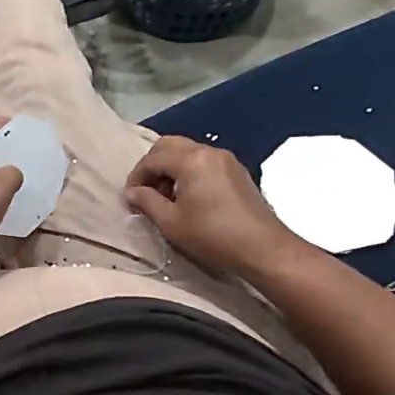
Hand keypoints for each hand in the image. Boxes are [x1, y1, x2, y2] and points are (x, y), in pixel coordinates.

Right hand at [124, 135, 309, 275]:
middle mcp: (208, 152)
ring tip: (166, 197)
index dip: (136, 177)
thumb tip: (131, 192)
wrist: (264, 249)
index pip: (152, 159)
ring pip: (187, 152)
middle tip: (146, 191)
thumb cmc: (212, 235)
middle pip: (169, 146)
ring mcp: (226, 159)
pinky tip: (188, 196)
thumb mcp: (171, 222)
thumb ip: (146, 202)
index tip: (131, 198)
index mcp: (190, 161)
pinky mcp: (236, 171)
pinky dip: (188, 171)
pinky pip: (203, 161)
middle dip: (152, 166)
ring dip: (170, 168)